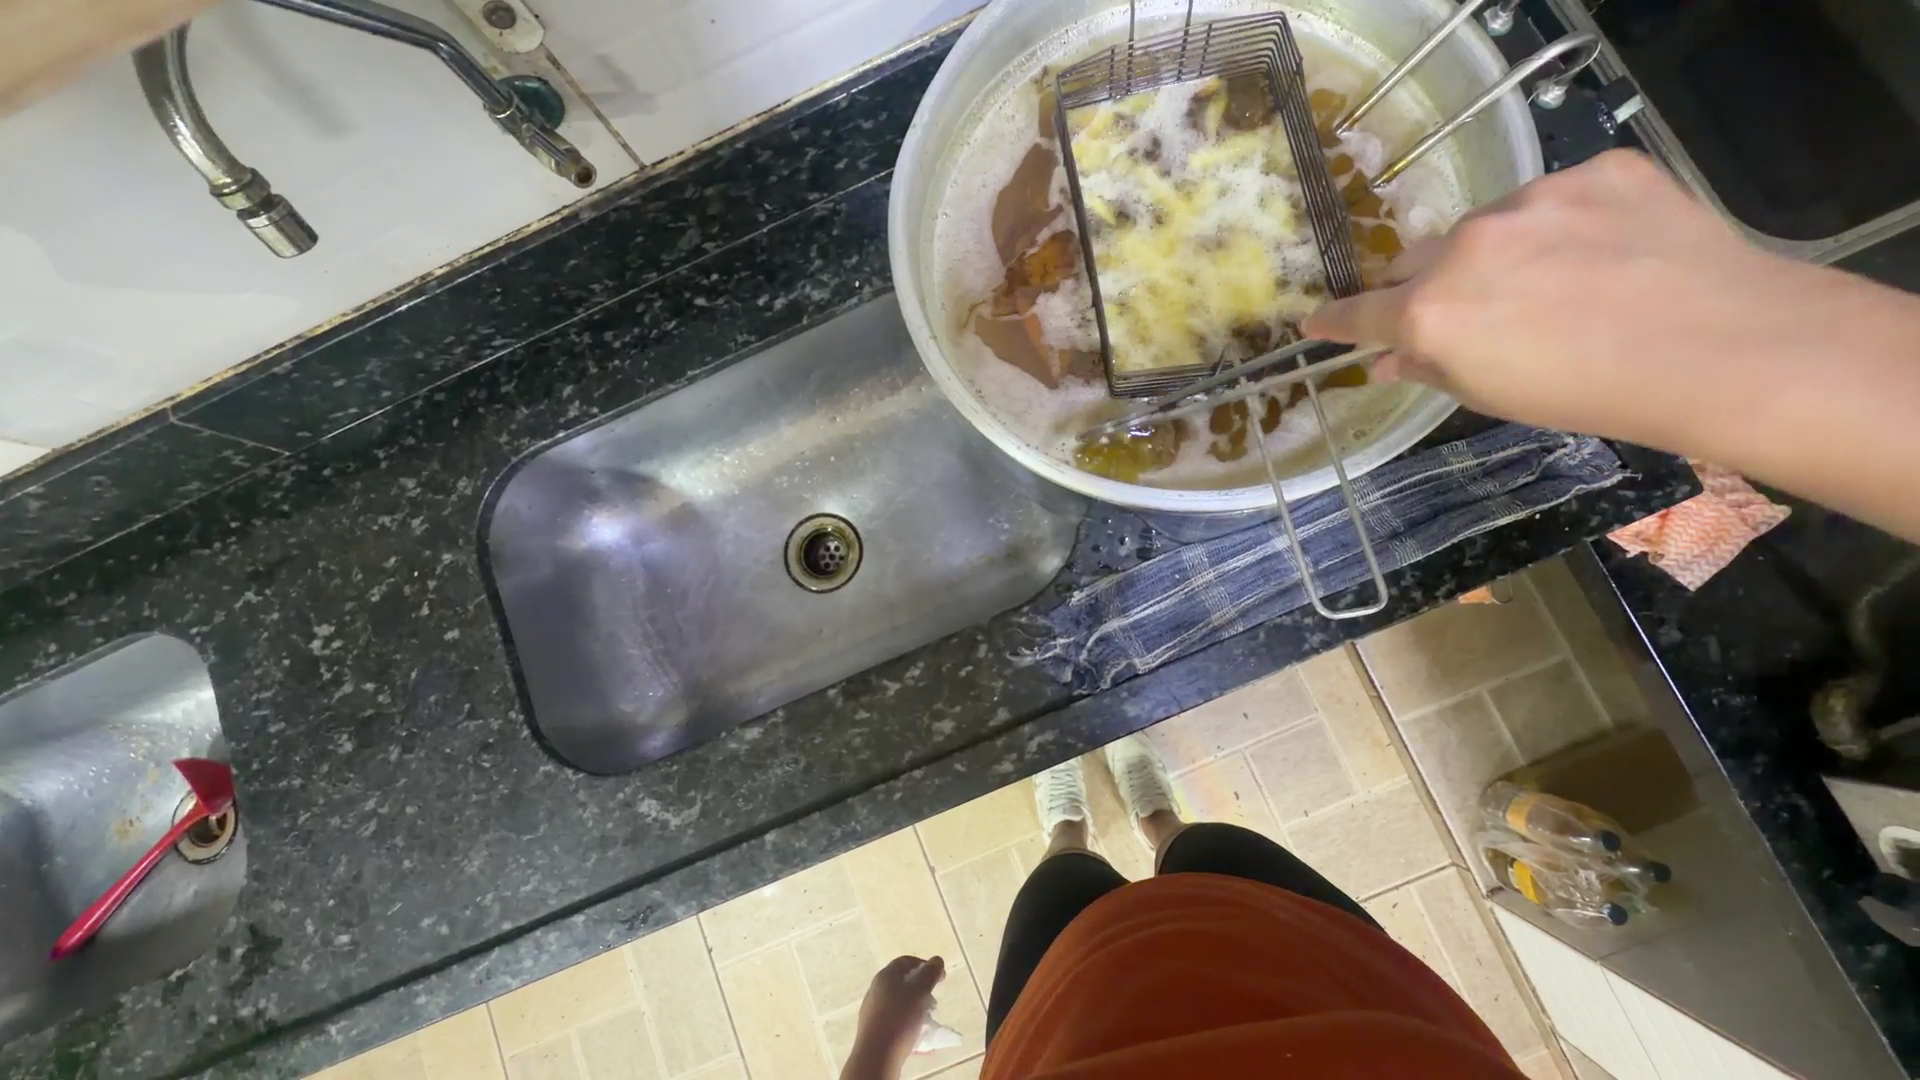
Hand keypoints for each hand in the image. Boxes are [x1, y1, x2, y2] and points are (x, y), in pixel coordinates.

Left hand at [840, 955, 944, 1079]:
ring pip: (900, 1003)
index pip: (906, 961)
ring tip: (928, 1021)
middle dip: (922, 990)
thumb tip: (937, 960)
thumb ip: (929, 974)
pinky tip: (919, 1038)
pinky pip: (896, 1022)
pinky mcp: (874, 1030)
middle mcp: (877, 990)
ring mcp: (874, 1011)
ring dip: (916, 1009)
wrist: (876, 1056)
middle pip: (903, 983)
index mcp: (886, 976)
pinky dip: (909, 1025)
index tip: (940, 978)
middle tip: (934, 1002)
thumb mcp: (919, 992)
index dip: (925, 966)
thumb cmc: (899, 1018)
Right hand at [1305, 147, 1919, 542]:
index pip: (1358, 313)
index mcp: (1430, 313)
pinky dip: (1562, 223)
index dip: (1334, 321)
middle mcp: (1464, 249)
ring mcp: (1531, 202)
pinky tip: (1603, 251)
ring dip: (1497, 251)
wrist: (1724, 348)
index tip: (1315, 322)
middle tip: (1467, 311)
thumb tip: (1382, 362)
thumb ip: (1424, 369)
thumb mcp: (1489, 394)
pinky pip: (1555, 196)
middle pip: (1416, 260)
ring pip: (1486, 225)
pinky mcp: (1597, 171)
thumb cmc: (1586, 393)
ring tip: (1555, 281)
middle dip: (1426, 285)